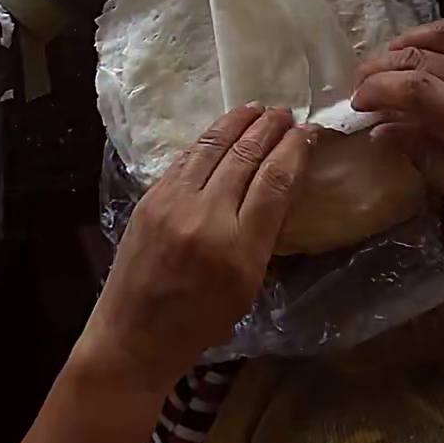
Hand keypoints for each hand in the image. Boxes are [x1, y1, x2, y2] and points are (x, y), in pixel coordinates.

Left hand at [78, 105, 315, 391]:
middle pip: (244, 157)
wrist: (134, 333)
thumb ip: (263, 235)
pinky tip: (221, 130)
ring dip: (237, 123)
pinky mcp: (150, 197)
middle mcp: (206, 218)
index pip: (274, 183)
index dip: (295, 151)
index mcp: (239, 250)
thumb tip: (278, 184)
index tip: (309, 132)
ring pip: (212, 149)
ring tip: (257, 109)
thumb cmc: (199, 322)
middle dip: (268, 129)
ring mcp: (172, 203)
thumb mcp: (248, 288)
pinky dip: (207, 140)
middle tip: (285, 112)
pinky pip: (185, 159)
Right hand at [351, 17, 443, 253]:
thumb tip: (383, 130)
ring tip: (386, 64)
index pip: (415, 89)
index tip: (359, 106)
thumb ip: (426, 159)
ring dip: (404, 43)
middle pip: (421, 57)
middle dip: (378, 68)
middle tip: (362, 90)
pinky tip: (428, 46)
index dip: (376, 90)